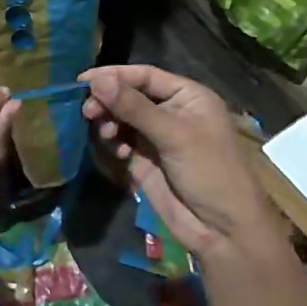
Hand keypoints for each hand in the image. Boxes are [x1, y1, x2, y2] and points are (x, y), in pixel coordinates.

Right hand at [80, 65, 285, 264]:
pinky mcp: (145, 160)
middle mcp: (171, 111)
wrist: (223, 230)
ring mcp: (156, 136)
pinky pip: (121, 142)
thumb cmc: (209, 171)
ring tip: (106, 134)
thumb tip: (96, 80)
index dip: (114, 75)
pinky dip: (115, 143)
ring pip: (122, 118)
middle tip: (87, 111)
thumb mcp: (174, 134)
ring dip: (109, 122)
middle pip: (129, 95)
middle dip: (108, 101)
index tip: (83, 80)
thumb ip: (134, 107)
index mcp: (187, 96)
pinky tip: (119, 154)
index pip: (145, 76)